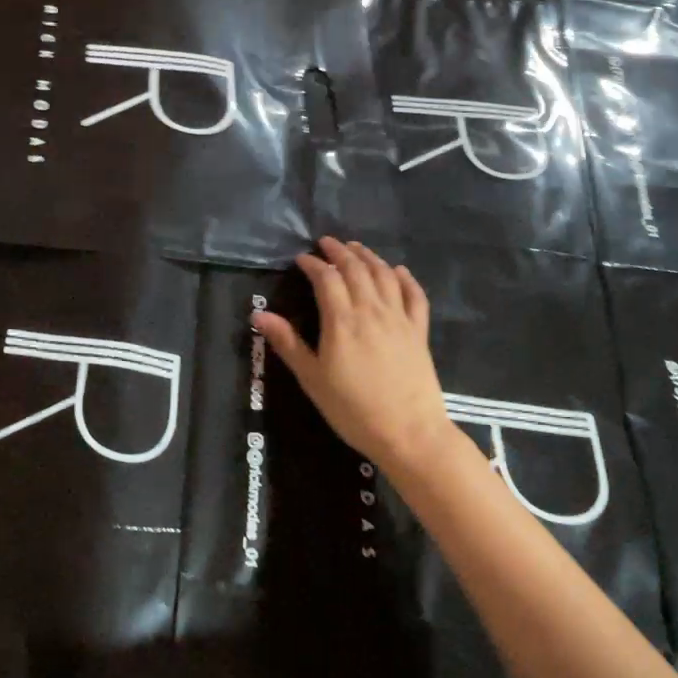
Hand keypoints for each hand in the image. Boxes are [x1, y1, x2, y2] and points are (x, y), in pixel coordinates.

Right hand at [252, 237, 457, 470]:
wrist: (409, 433)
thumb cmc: (353, 409)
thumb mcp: (312, 378)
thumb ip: (287, 343)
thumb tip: (258, 314)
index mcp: (342, 320)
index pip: (326, 278)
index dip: (313, 265)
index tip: (301, 259)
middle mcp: (372, 310)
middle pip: (356, 269)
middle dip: (339, 252)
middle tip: (326, 243)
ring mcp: (399, 319)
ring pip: (385, 275)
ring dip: (369, 257)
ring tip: (356, 248)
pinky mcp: (419, 332)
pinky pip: (415, 296)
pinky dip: (405, 278)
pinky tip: (398, 271)